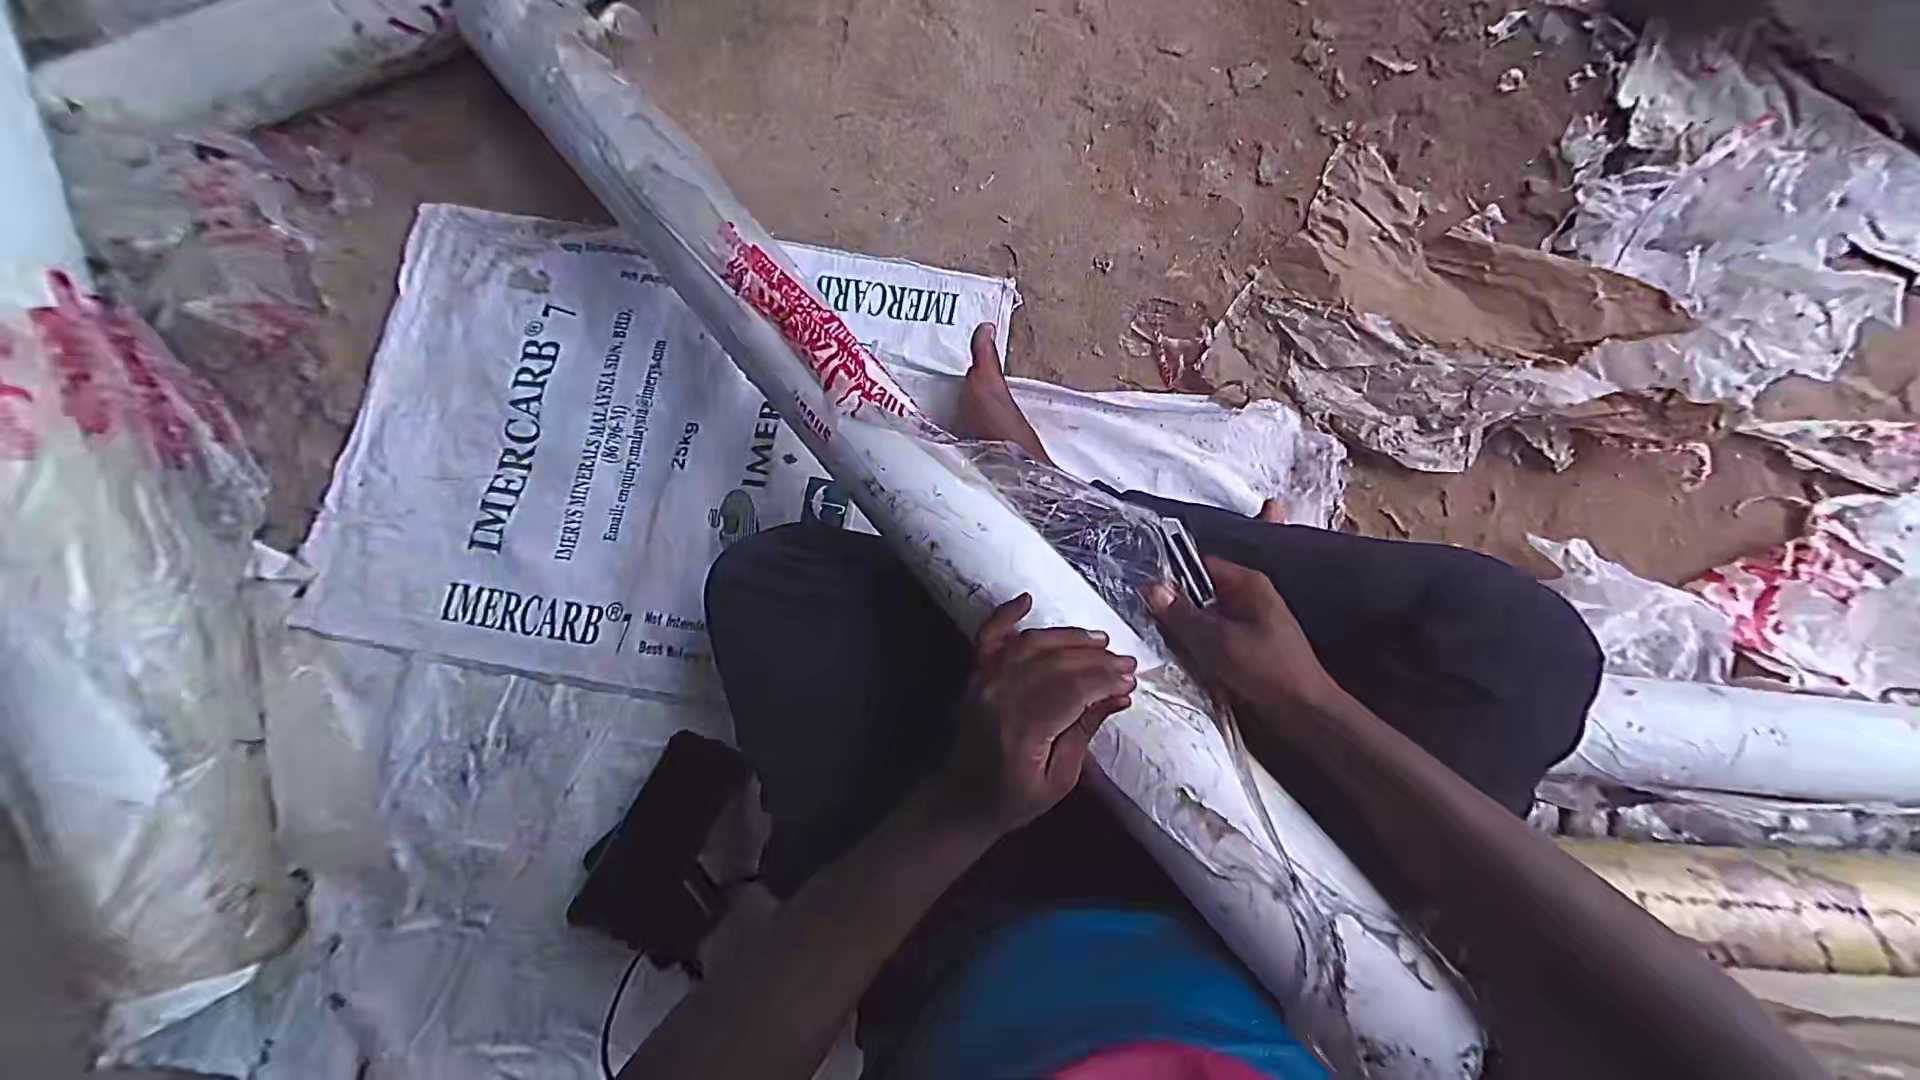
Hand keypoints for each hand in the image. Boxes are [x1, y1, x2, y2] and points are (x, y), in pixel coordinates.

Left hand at [932, 594, 1135, 832]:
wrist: (959, 800)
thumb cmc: (1012, 799)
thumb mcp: (1060, 779)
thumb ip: (1085, 731)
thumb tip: (1119, 696)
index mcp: (1022, 730)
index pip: (1072, 690)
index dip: (1105, 679)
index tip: (1130, 678)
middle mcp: (999, 697)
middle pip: (1055, 663)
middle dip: (1096, 659)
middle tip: (1126, 661)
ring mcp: (983, 681)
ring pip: (1030, 645)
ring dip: (1068, 637)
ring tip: (1100, 640)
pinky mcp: (974, 675)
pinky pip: (989, 636)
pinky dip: (1006, 615)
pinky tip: (1027, 600)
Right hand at [1144, 555, 1339, 708]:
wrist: (1305, 713)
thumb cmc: (1267, 669)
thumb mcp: (1217, 639)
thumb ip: (1182, 614)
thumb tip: (1151, 589)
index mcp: (1247, 584)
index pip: (1200, 565)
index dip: (1171, 575)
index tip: (1144, 590)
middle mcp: (1247, 599)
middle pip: (1199, 594)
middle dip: (1176, 609)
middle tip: (1149, 621)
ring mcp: (1247, 624)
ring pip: (1203, 620)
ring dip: (1185, 632)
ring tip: (1166, 643)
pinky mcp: (1245, 648)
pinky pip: (1212, 640)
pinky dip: (1198, 648)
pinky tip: (1186, 661)